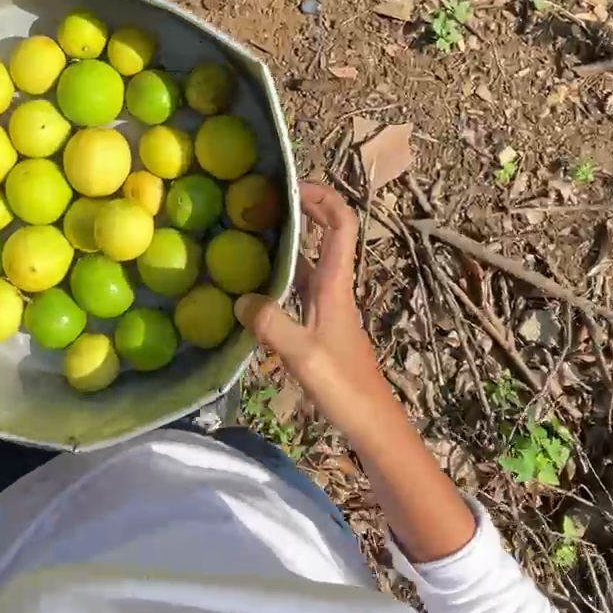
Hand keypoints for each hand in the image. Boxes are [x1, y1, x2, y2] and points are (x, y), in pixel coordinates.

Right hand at [235, 183, 392, 426]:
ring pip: (309, 261)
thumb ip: (271, 324)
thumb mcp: (303, 356)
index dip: (324, 198)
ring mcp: (327, 307)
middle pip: (326, 235)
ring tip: (249, 235)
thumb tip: (239, 300)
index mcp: (336, 286)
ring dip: (288, 242)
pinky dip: (279, 276)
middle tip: (264, 203)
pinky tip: (251, 285)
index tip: (293, 187)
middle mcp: (333, 289)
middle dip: (303, 211)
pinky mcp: (319, 326)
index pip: (341, 226)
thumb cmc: (345, 388)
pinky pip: (297, 288)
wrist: (373, 426)